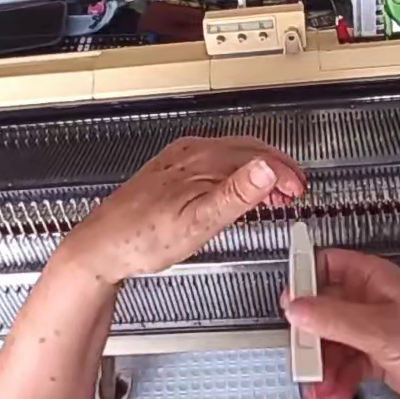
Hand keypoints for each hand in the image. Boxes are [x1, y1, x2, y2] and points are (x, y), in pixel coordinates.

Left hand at [58, 137, 305, 284]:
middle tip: (293, 190)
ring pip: (231, 156)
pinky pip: (214, 163)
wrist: (100, 248)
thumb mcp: (199, 221)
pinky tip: (233, 191)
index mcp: (202, 160)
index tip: (299, 189)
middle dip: (276, 169)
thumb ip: (237, 193)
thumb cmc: (142, 239)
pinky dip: (236, 174)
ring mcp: (179, 162)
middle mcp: (190, 154)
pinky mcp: (170, 173)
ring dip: (257, 171)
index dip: (285, 172)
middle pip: (247, 150)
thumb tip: (269, 168)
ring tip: (272, 193)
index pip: (258, 156)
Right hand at [284, 249, 399, 398]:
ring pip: (332, 341)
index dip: (304, 280)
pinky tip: (335, 398)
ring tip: (320, 392)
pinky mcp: (378, 358)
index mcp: (374, 279)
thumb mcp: (384, 332)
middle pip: (323, 309)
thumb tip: (294, 306)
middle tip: (302, 363)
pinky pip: (346, 364)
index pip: (327, 265)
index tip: (287, 306)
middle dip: (310, 338)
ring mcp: (374, 330)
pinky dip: (337, 381)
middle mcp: (370, 301)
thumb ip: (336, 319)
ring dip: (322, 367)